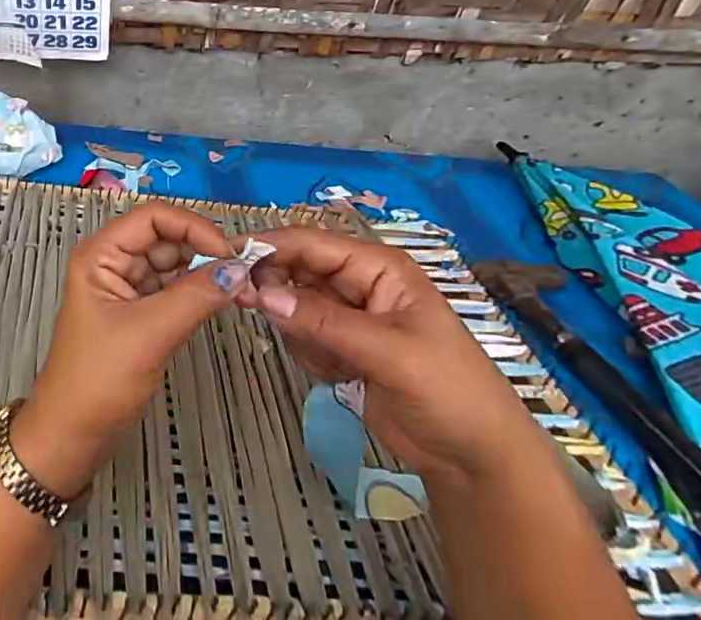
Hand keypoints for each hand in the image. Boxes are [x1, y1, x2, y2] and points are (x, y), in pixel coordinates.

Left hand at [10, 203, 248, 496]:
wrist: (72, 435)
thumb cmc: (98, 380)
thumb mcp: (150, 334)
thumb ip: (196, 297)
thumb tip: (239, 269)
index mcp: (101, 254)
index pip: (154, 217)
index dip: (194, 227)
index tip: (229, 253)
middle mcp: (113, 262)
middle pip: (167, 237)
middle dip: (206, 250)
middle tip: (245, 273)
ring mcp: (127, 286)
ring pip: (175, 263)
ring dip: (207, 271)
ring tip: (241, 288)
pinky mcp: (141, 310)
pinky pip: (175, 288)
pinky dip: (200, 291)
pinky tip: (224, 299)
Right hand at [240, 227, 543, 482]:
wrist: (473, 457)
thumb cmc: (448, 390)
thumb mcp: (389, 352)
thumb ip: (324, 322)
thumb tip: (262, 294)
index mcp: (378, 267)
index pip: (313, 244)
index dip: (271, 246)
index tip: (228, 257)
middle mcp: (359, 283)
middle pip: (297, 271)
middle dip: (277, 290)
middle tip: (248, 306)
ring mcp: (348, 317)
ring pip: (294, 306)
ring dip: (299, 333)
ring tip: (332, 362)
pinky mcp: (341, 348)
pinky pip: (302, 337)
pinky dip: (309, 355)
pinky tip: (339, 376)